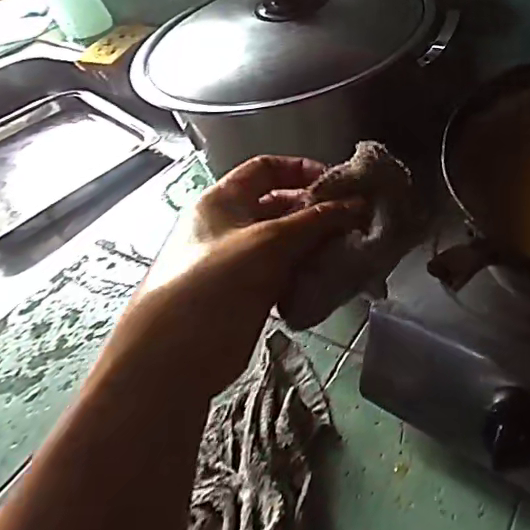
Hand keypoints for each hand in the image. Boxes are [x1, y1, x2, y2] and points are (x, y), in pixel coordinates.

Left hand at [124, 155, 362, 390]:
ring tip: (348, 248)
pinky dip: (306, 271)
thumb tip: (357, 203)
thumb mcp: (269, 242)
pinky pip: (284, 271)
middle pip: (280, 205)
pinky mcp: (246, 293)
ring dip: (316, 243)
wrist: (171, 361)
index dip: (302, 169)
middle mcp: (229, 226)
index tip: (338, 184)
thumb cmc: (214, 285)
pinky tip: (329, 276)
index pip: (266, 168)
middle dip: (316, 210)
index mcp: (222, 200)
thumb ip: (316, 220)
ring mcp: (237, 261)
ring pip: (286, 241)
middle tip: (353, 219)